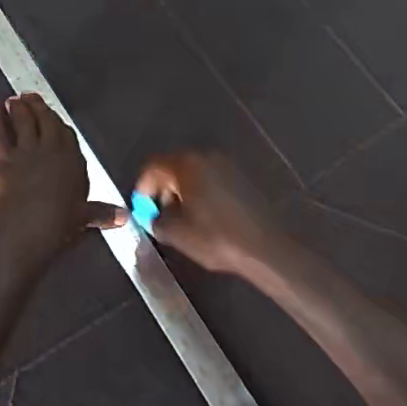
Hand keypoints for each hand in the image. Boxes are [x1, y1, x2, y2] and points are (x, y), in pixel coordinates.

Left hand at [0, 95, 123, 263]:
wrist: (28, 225)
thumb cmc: (60, 223)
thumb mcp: (84, 217)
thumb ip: (102, 213)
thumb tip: (121, 217)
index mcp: (73, 160)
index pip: (67, 136)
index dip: (60, 126)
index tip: (56, 120)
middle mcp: (50, 149)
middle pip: (45, 121)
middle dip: (38, 108)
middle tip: (32, 97)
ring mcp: (25, 150)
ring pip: (22, 121)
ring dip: (18, 108)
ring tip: (14, 99)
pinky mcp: (2, 157)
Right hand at [133, 152, 297, 277]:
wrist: (265, 248)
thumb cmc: (217, 238)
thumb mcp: (177, 234)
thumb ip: (155, 221)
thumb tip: (151, 217)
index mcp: (188, 165)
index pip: (153, 166)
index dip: (143, 186)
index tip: (141, 206)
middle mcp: (208, 157)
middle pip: (174, 165)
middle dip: (162, 188)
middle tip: (158, 212)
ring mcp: (228, 165)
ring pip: (194, 172)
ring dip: (183, 191)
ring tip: (182, 217)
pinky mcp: (243, 178)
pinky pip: (212, 179)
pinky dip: (202, 192)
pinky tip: (205, 216)